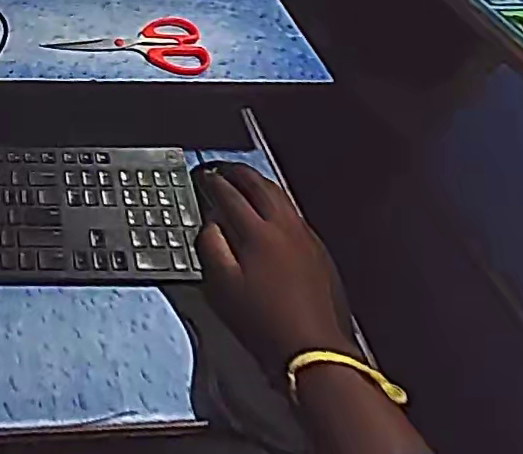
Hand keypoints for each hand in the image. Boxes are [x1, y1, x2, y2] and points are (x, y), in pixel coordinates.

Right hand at [196, 163, 353, 371]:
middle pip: (259, 185)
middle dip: (236, 172)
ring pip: (281, 196)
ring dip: (258, 183)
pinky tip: (269, 212)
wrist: (316, 353)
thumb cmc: (263, 320)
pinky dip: (276, 202)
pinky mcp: (320, 252)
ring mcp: (306, 238)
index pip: (229, 194)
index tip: (201, 176)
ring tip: (243, 182)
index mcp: (257, 233)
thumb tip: (209, 223)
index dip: (211, 181)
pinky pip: (294, 214)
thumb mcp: (222, 285)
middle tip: (221, 169)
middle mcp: (284, 227)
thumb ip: (211, 245)